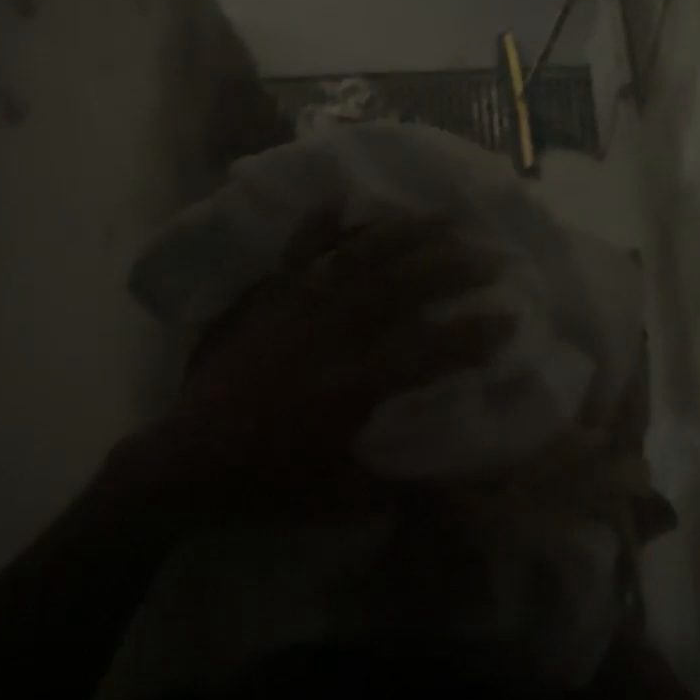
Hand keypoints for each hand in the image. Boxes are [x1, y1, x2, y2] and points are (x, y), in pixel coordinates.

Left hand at [163, 212, 515, 498]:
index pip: (427, 351)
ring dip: (402, 234)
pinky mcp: (267, 302)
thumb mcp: (344, 498)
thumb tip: (467, 500)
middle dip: (451, 267)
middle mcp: (331, 336)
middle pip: (400, 287)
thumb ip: (408, 493)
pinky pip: (295, 253)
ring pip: (356, 258)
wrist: (189, 460)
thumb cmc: (270, 480)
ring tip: (440, 218)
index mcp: (354, 386)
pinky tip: (342, 199)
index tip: (509, 319)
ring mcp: (296, 310)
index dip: (473, 335)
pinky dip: (320, 225)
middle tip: (490, 255)